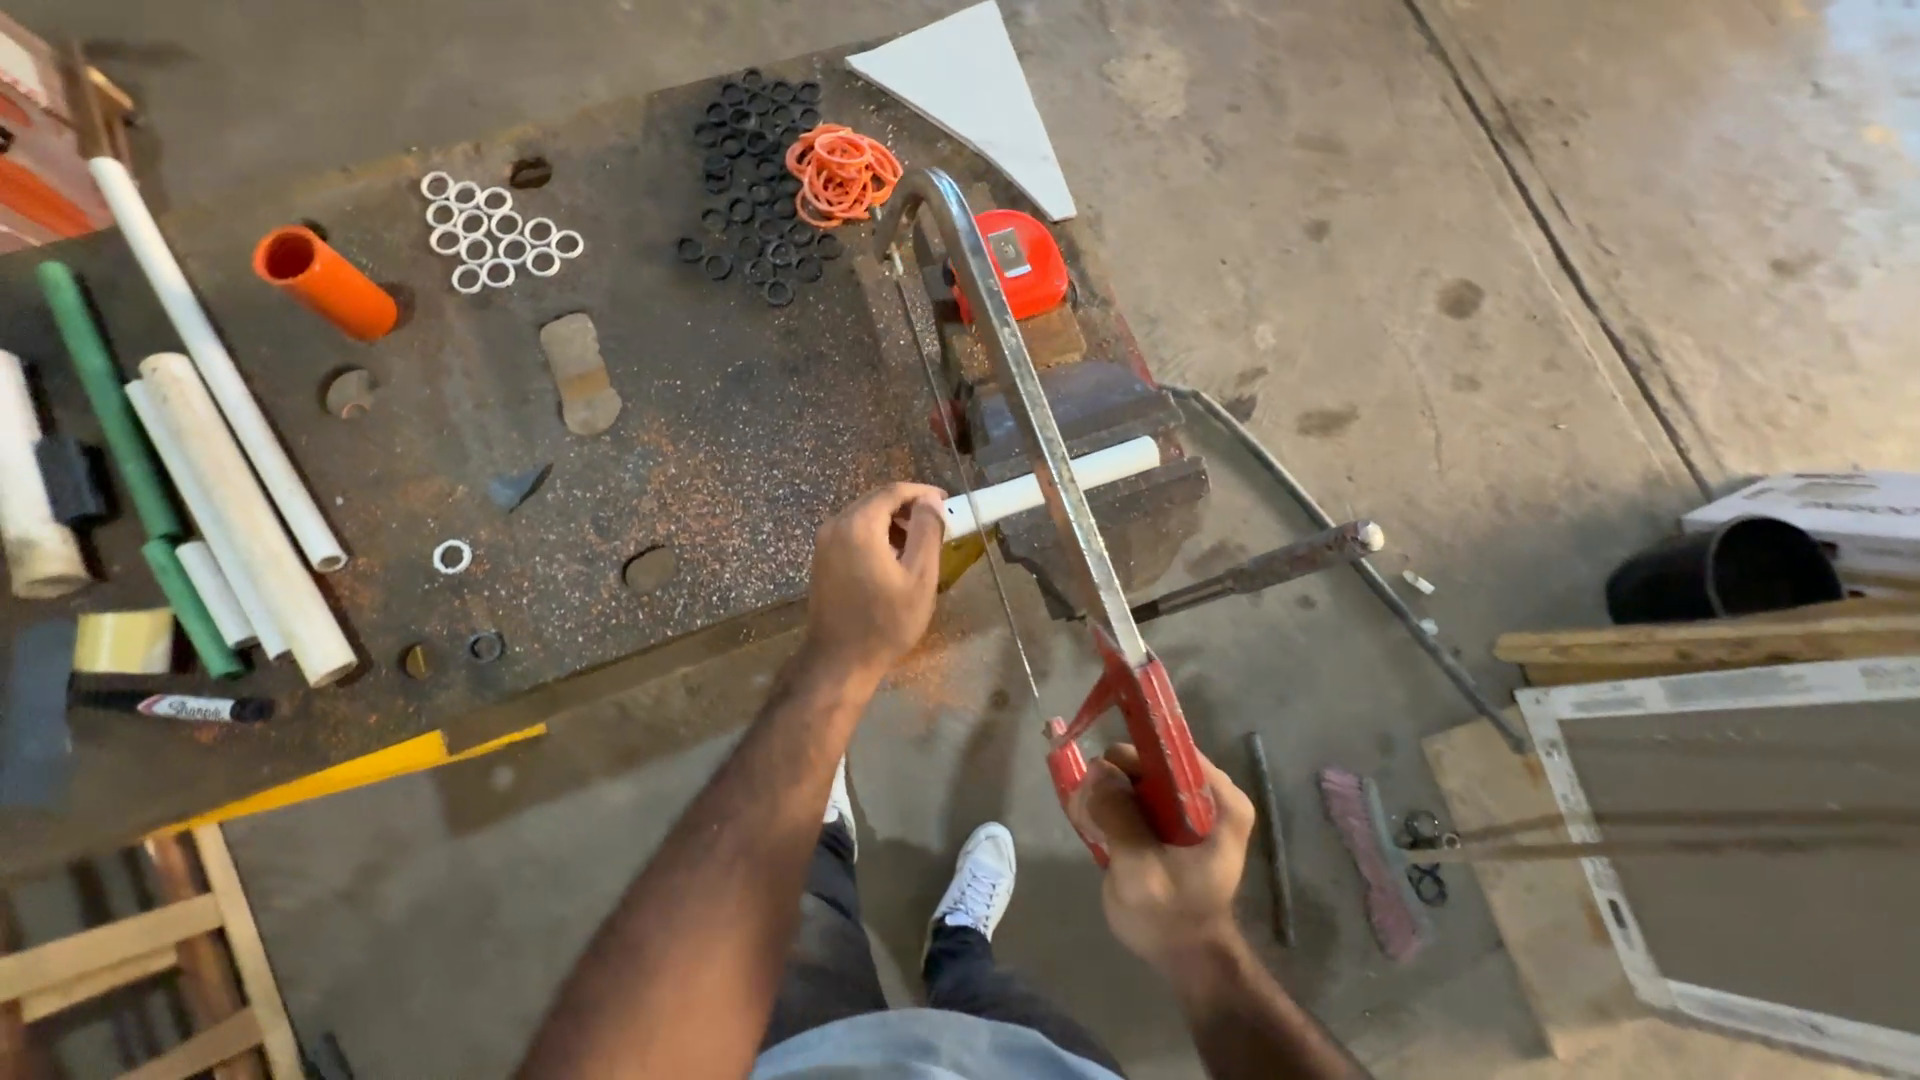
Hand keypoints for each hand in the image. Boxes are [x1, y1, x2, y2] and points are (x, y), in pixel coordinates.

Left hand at [804, 482, 947, 681]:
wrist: (840, 660)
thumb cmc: (886, 621)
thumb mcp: (919, 577)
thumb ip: (927, 531)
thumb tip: (930, 501)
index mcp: (859, 525)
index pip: (893, 491)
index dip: (922, 492)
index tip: (946, 502)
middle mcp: (836, 525)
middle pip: (876, 500)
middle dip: (907, 506)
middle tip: (935, 523)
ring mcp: (824, 542)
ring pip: (863, 516)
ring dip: (891, 522)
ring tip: (917, 544)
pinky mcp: (821, 558)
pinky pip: (852, 532)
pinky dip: (874, 535)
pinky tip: (892, 558)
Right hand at [1067, 744, 1255, 972]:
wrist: (1187, 961)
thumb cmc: (1171, 917)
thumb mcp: (1139, 868)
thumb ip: (1118, 815)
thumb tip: (1096, 769)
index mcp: (1220, 800)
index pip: (1170, 752)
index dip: (1131, 758)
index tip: (1099, 777)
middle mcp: (1210, 794)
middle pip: (1151, 762)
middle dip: (1116, 781)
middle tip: (1092, 811)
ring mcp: (1192, 807)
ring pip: (1138, 778)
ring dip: (1110, 796)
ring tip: (1093, 827)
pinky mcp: (1173, 822)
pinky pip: (1136, 796)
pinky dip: (1114, 808)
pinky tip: (1099, 832)